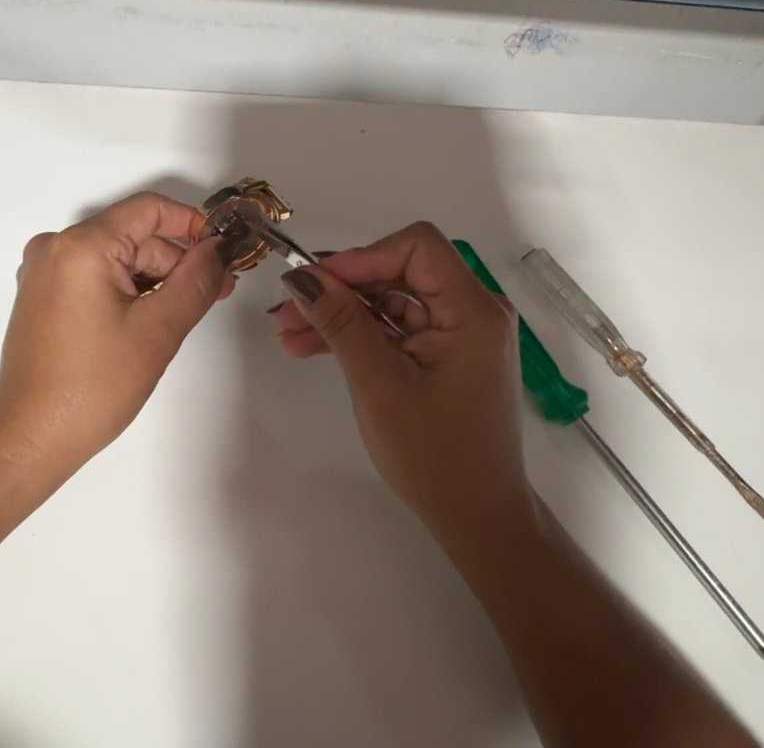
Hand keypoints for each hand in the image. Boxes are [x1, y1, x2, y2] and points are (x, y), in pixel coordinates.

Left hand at [0, 193, 235, 477]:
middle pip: (133, 236)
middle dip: (176, 261)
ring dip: (154, 279)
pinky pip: (95, 277)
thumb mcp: (158, 330)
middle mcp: (55, 248)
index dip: (193, 225)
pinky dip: (127, 291)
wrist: (32, 439)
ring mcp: (43, 273)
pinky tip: (150, 321)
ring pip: (116, 258)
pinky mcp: (42, 297)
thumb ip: (196, 280)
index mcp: (80, 245)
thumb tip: (219, 249)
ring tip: (184, 315)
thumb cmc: (94, 386)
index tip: (224, 252)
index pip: (149, 210)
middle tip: (215, 293)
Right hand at [273, 222, 531, 529]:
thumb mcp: (379, 383)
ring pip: (390, 300)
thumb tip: (302, 278)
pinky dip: (359, 334)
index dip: (361, 257)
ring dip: (341, 313)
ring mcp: (458, 333)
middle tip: (288, 311)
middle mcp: (472, 311)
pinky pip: (396, 327)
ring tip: (290, 334)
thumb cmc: (433, 453)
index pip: (416, 248)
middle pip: (399, 272)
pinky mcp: (445, 353)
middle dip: (341, 288)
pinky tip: (314, 347)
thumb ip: (341, 322)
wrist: (475, 516)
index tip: (315, 283)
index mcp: (472, 311)